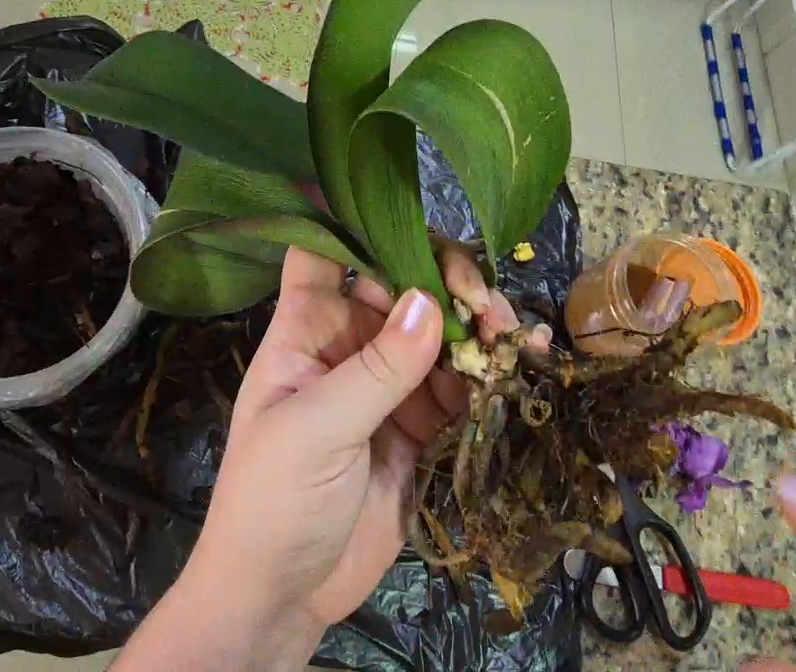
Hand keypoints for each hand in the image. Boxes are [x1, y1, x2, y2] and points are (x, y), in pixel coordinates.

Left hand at [117, 246, 519, 669]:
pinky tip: (522, 360)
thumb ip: (376, 369)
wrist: (284, 594)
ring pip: (436, 333)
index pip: (320, 254)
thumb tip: (428, 301)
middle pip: (398, 285)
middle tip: (480, 300)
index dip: (348, 220)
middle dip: (442, 280)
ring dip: (475, 325)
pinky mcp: (419, 424)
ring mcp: (385, 384)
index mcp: (305, 330)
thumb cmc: (273, 500)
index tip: (400, 202)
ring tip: (509, 333)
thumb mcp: (315, 430)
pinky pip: (458, 385)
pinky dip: (489, 372)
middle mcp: (347, 345)